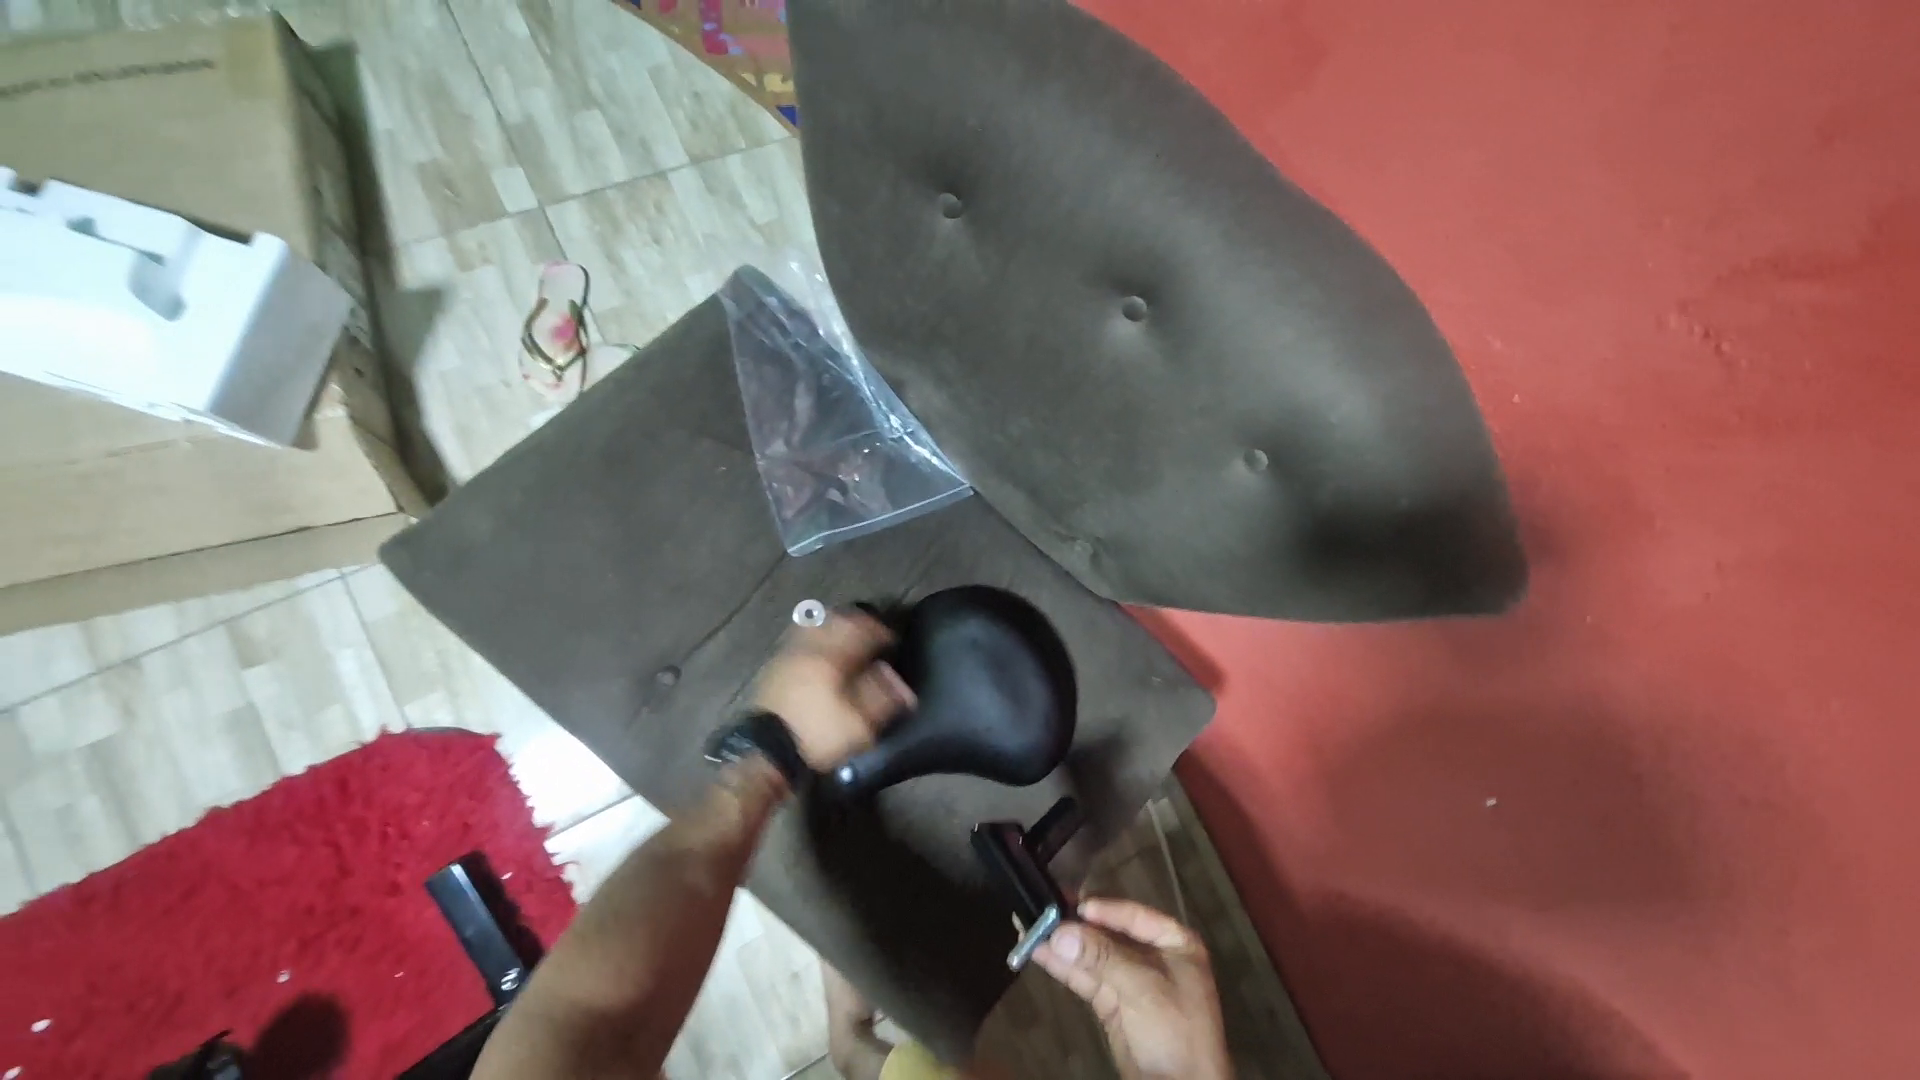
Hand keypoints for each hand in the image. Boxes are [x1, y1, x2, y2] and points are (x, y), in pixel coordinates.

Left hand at [752, 611, 915, 770]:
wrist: (767, 753)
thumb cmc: (816, 737)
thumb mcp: (858, 724)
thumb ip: (882, 698)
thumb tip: (899, 680)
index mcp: (830, 658)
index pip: (861, 632)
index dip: (880, 632)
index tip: (892, 638)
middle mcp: (807, 649)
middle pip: (833, 621)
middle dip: (855, 622)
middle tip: (869, 630)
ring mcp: (786, 657)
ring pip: (813, 627)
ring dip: (832, 626)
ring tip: (844, 636)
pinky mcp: (772, 669)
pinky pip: (797, 641)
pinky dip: (813, 639)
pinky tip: (817, 654)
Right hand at [1033, 899, 1232, 1079]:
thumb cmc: (1175, 1031)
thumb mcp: (1143, 988)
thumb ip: (1100, 957)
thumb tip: (1058, 933)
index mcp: (1175, 944)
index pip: (1134, 916)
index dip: (1103, 910)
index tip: (1072, 905)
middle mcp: (1152, 957)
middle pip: (1109, 934)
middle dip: (1076, 926)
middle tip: (1042, 911)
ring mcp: (1131, 982)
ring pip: (1092, 956)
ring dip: (1064, 946)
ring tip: (1032, 930)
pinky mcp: (1112, 1005)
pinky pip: (1086, 978)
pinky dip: (1064, 968)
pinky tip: (1040, 953)